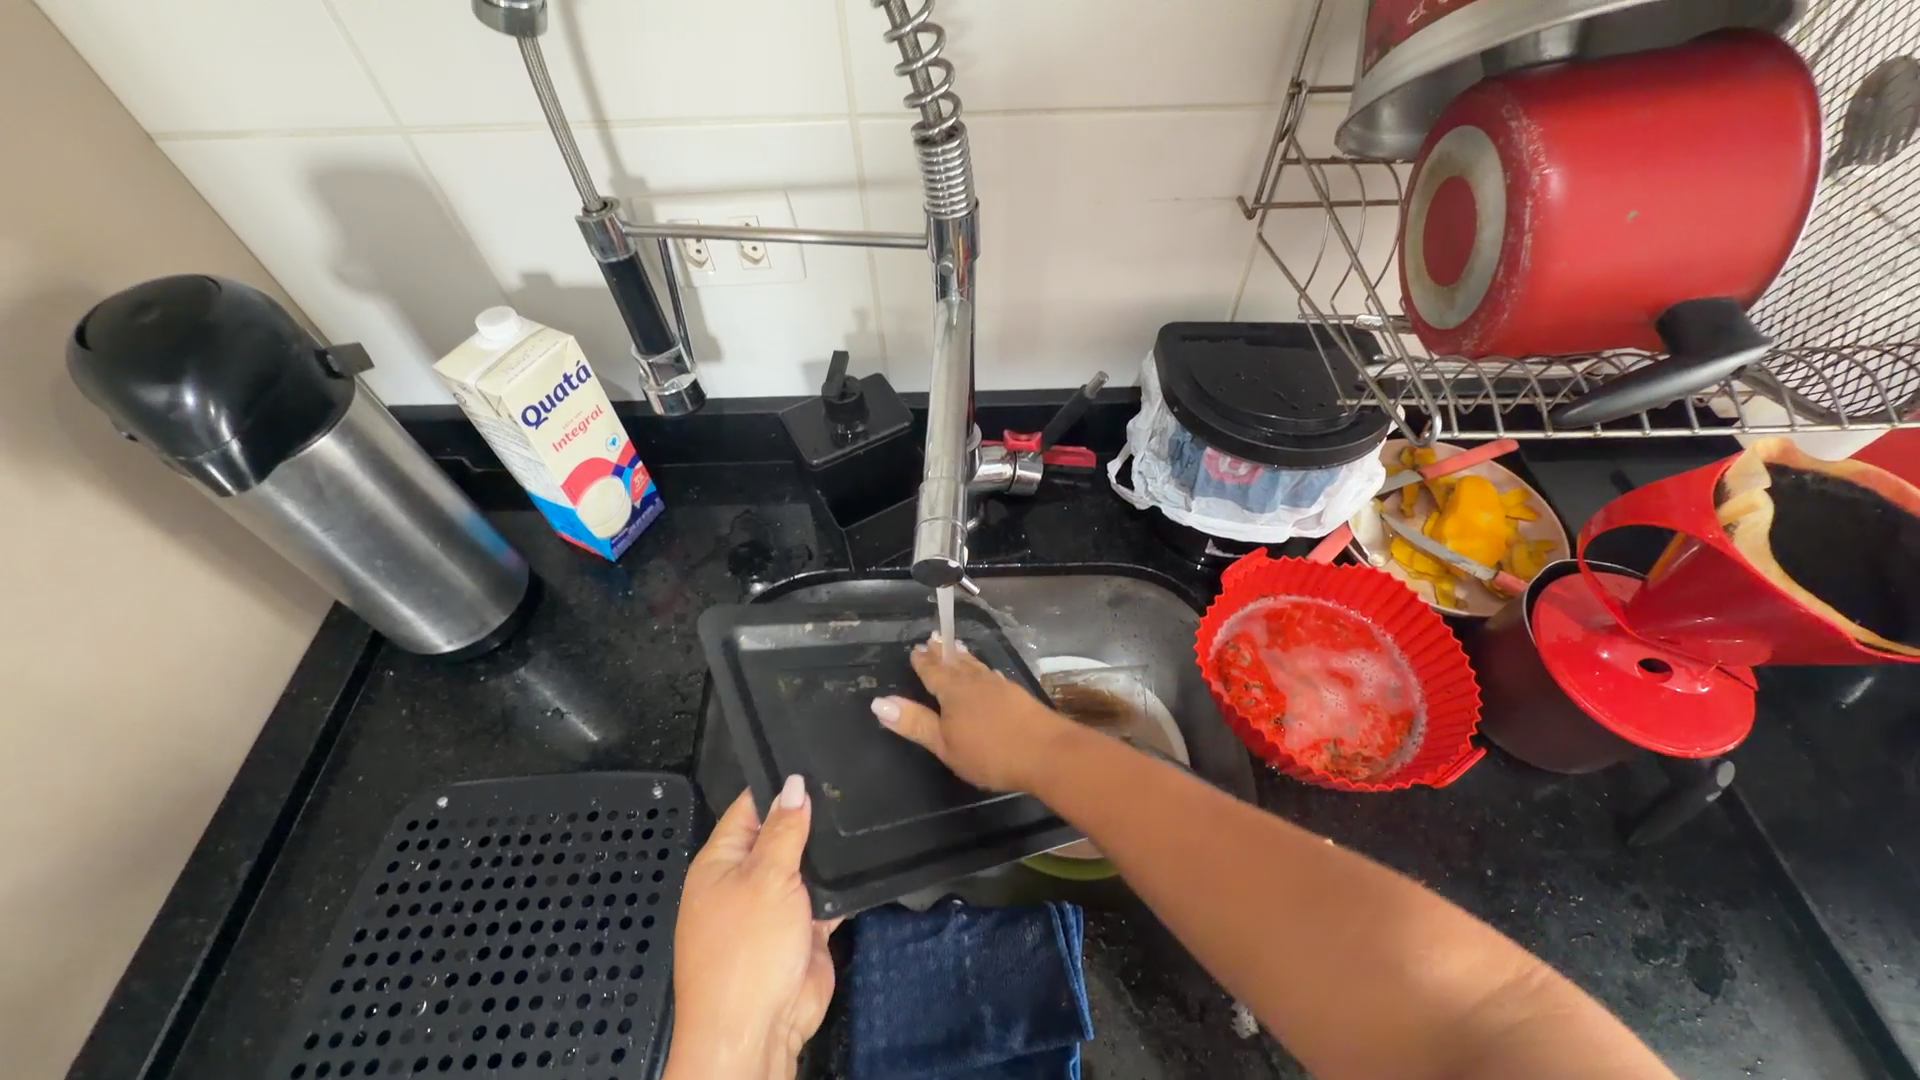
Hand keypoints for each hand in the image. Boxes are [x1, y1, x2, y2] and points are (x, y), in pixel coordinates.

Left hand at [665, 779, 840, 1079]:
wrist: (757, 1030)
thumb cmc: (746, 948)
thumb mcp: (765, 878)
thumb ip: (785, 829)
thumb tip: (793, 783)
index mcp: (721, 862)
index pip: (750, 807)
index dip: (781, 784)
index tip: (817, 756)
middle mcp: (746, 879)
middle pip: (783, 834)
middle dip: (813, 816)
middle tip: (854, 778)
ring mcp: (777, 906)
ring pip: (808, 866)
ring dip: (831, 851)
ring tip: (869, 808)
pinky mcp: (804, 930)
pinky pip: (827, 897)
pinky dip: (844, 885)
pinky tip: (872, 856)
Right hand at [869, 636, 1077, 791]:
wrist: (1048, 753)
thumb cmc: (990, 753)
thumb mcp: (944, 744)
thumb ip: (915, 723)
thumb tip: (879, 702)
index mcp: (954, 692)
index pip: (933, 671)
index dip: (923, 661)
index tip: (915, 648)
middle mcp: (976, 682)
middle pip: (955, 663)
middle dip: (942, 652)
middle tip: (933, 638)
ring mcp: (1000, 687)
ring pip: (976, 666)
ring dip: (963, 657)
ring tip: (956, 647)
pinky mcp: (1018, 696)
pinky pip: (993, 676)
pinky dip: (983, 670)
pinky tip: (988, 674)